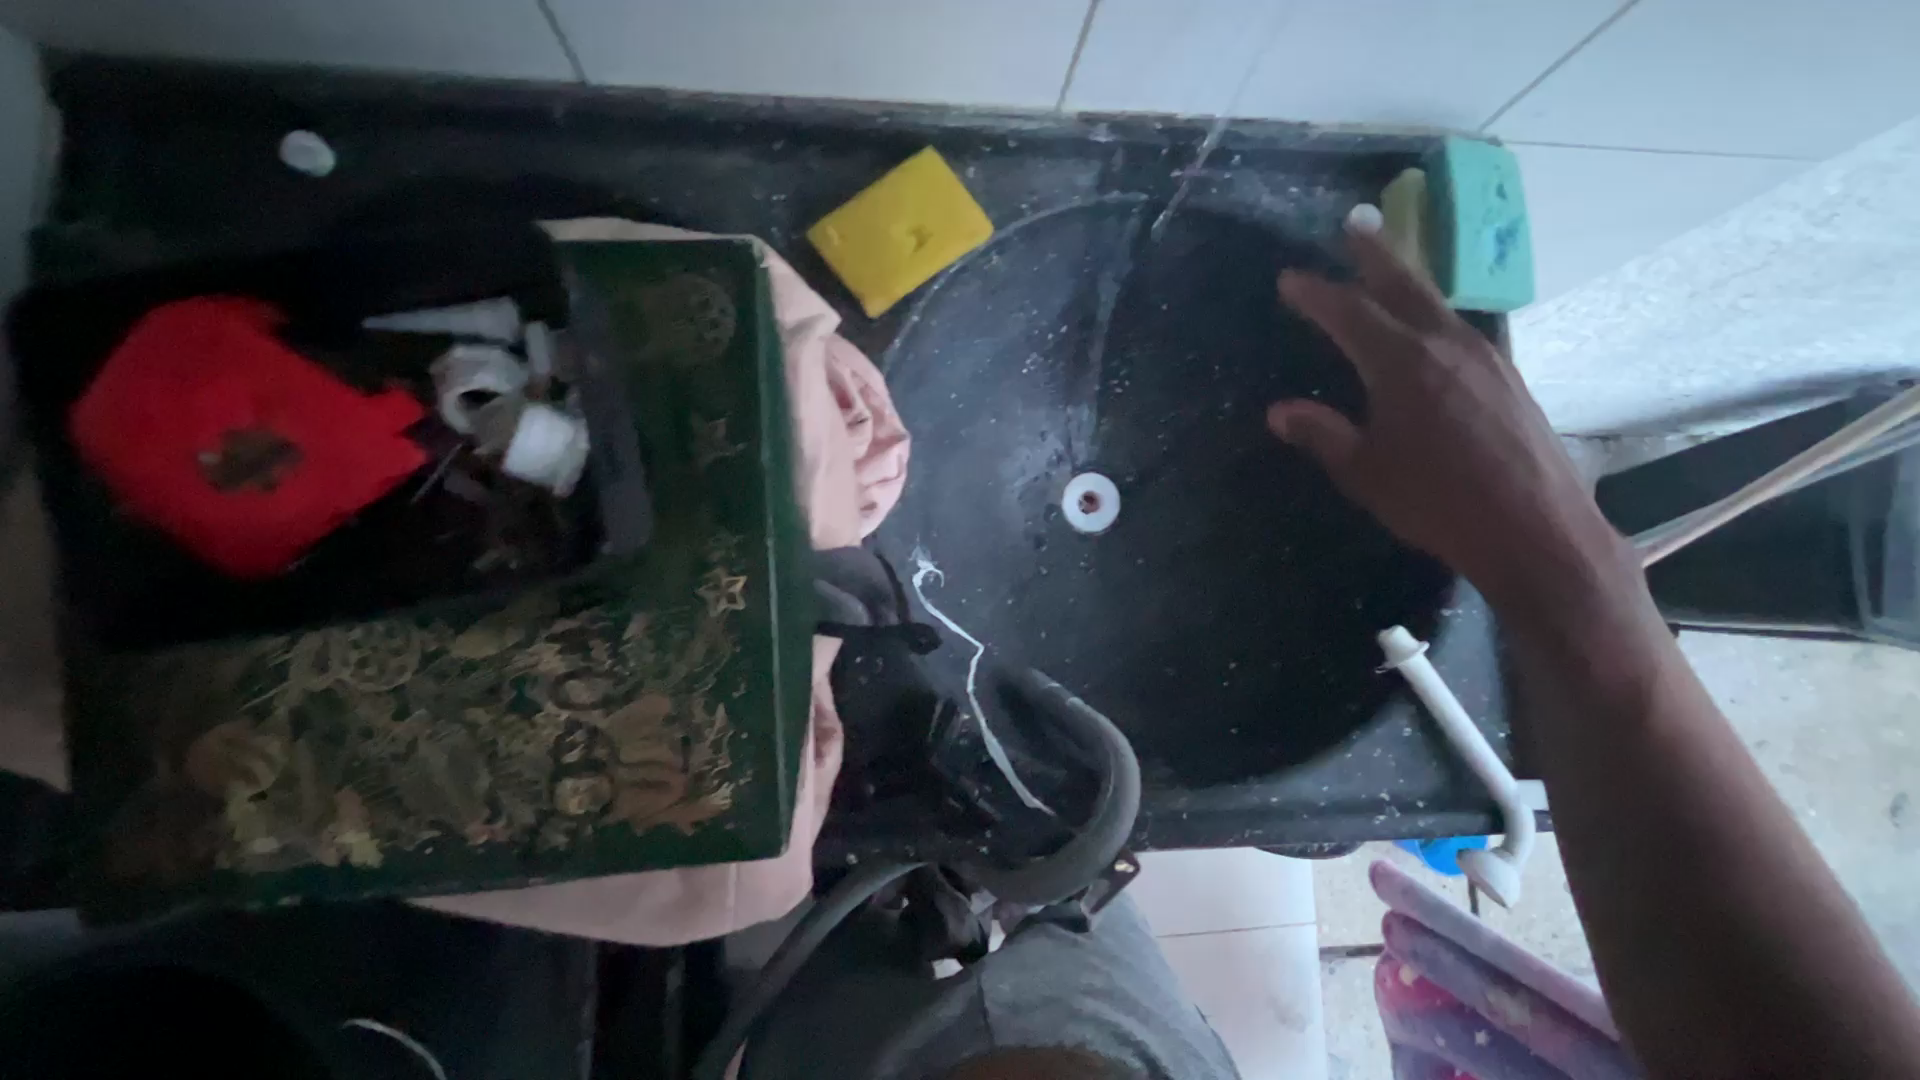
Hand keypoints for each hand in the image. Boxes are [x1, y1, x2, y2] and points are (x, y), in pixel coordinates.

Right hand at [1269, 217, 1617, 594]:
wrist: (1534, 529)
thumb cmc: (1436, 502)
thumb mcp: (1364, 472)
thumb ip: (1322, 434)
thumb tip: (1280, 411)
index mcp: (1403, 364)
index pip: (1350, 314)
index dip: (1316, 294)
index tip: (1290, 280)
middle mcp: (1447, 345)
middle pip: (1404, 285)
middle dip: (1374, 254)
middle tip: (1353, 227)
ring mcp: (1485, 356)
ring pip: (1436, 304)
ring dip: (1406, 281)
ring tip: (1386, 269)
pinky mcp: (1507, 376)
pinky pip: (1458, 328)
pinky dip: (1430, 315)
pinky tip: (1426, 329)